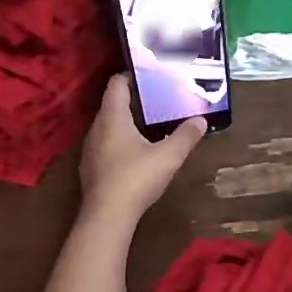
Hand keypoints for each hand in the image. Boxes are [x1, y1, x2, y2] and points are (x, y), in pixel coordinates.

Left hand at [78, 75, 205, 222]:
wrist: (107, 216)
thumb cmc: (136, 178)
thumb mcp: (168, 156)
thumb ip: (185, 136)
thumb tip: (201, 120)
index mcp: (112, 117)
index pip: (117, 83)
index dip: (133, 76)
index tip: (153, 76)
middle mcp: (96, 128)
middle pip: (113, 104)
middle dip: (134, 100)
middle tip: (159, 100)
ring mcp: (90, 149)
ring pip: (109, 126)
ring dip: (128, 123)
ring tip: (152, 125)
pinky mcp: (91, 168)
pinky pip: (106, 144)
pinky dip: (121, 141)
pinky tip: (138, 153)